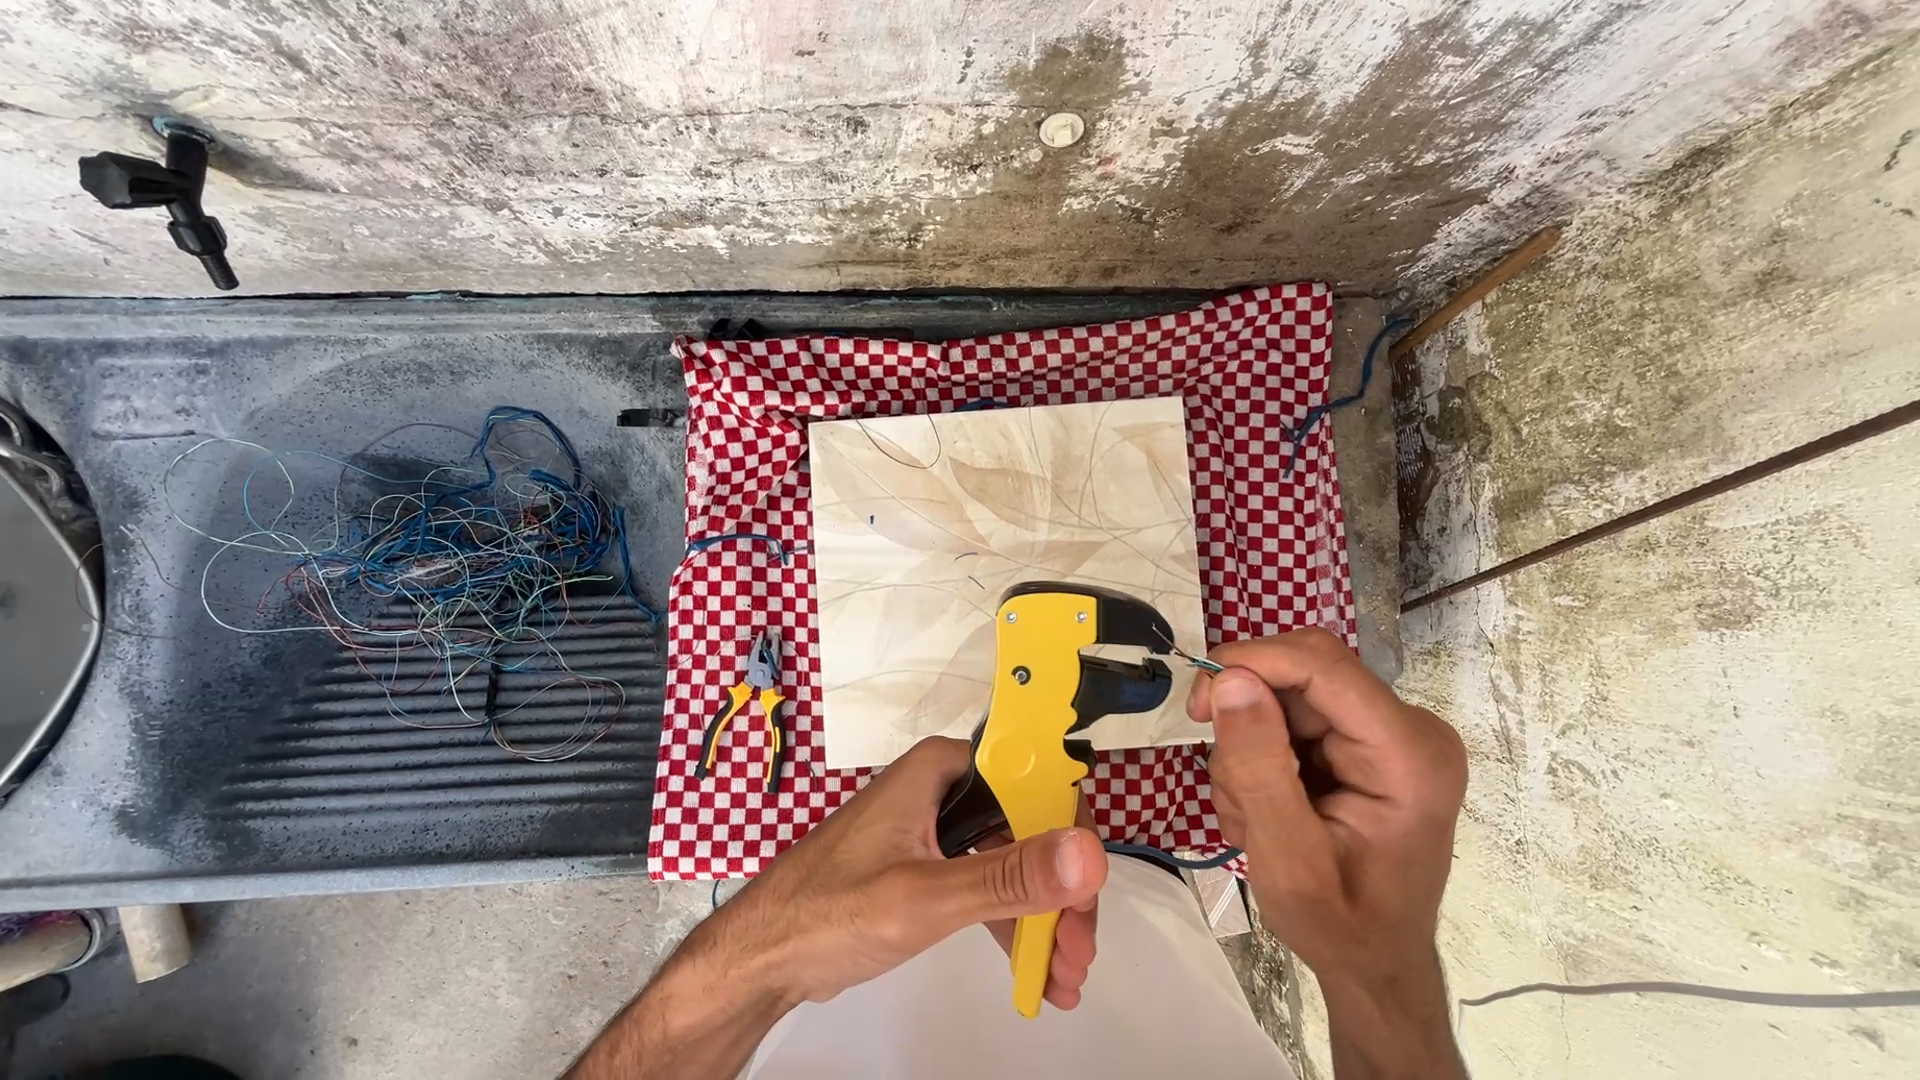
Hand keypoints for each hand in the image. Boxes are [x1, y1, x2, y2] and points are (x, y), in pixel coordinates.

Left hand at [726, 735, 1107, 1010]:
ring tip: (1062, 974)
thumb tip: (1086, 854)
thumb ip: (1007, 878)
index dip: (1068, 828)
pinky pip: (987, 884)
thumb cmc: (828, 912)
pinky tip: (1034, 970)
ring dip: (1042, 915)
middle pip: (1029, 826)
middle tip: (1076, 950)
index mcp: (940, 769)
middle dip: (1059, 890)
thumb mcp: (925, 896)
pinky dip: (1011, 924)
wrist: (765, 957)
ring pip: (1013, 859)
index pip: (1031, 777)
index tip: (1088, 887)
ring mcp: (936, 828)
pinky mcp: (929, 864)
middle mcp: (943, 788)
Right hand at [1187, 628, 1467, 1078]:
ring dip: (1248, 743)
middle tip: (1219, 769)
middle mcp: (1408, 728)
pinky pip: (1292, 715)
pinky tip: (1262, 806)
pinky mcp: (1363, 741)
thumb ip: (1259, 769)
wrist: (1374, 963)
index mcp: (1409, 754)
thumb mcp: (1287, 860)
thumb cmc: (1340, 926)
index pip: (1322, 666)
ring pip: (1287, 692)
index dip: (1252, 661)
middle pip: (1303, 670)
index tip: (1196, 704)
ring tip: (1248, 815)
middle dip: (1247, 711)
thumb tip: (1230, 681)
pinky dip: (1260, 751)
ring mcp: (1387, 732)